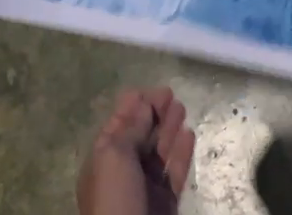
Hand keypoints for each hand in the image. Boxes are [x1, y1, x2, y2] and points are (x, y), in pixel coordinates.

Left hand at [77, 87, 196, 214]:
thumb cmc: (115, 198)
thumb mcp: (115, 156)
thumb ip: (131, 128)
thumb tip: (142, 104)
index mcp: (102, 160)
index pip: (118, 125)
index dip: (134, 105)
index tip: (154, 90)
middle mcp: (122, 172)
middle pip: (140, 135)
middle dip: (154, 113)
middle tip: (171, 94)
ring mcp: (145, 188)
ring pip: (159, 151)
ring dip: (169, 128)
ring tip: (182, 108)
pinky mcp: (164, 202)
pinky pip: (174, 172)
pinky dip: (181, 152)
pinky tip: (189, 134)